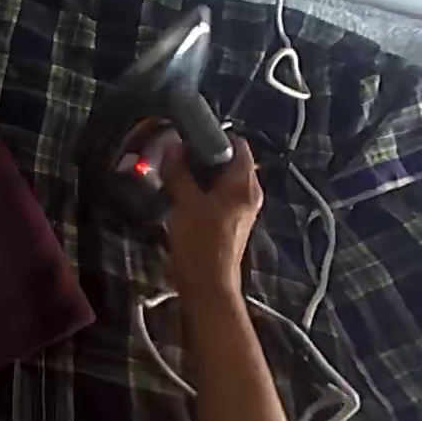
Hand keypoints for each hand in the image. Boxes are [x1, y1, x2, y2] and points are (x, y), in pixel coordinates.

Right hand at [163, 135, 262, 299]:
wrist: (207, 286)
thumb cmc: (200, 243)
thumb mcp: (185, 203)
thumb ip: (179, 172)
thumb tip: (173, 145)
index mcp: (244, 184)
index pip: (239, 144)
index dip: (215, 135)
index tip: (189, 134)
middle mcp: (248, 193)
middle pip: (229, 161)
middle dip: (203, 154)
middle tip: (176, 151)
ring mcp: (241, 208)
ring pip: (221, 178)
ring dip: (200, 172)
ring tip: (174, 169)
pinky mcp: (230, 221)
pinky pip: (218, 194)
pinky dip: (202, 188)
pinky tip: (180, 191)